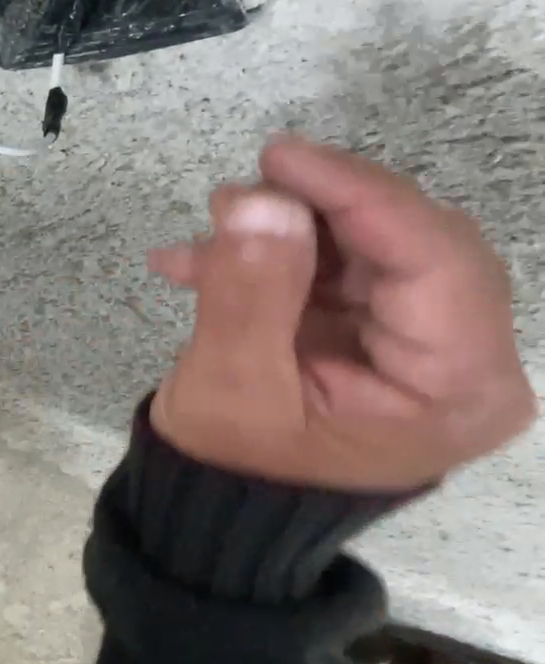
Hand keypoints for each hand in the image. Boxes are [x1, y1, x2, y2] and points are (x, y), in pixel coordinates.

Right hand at [146, 137, 535, 490]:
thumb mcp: (229, 383)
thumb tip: (258, 200)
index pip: (433, 261)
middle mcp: (463, 361)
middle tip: (238, 193)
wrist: (213, 507)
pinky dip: (270, 263)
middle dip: (321, 210)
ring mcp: (420, 349)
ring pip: (370, 256)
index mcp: (457, 385)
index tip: (281, 156)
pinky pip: (334, 280)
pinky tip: (199, 261)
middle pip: (413, 249)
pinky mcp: (374, 341)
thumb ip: (248, 292)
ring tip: (210, 227)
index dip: (360, 197)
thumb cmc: (229, 462)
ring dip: (286, 233)